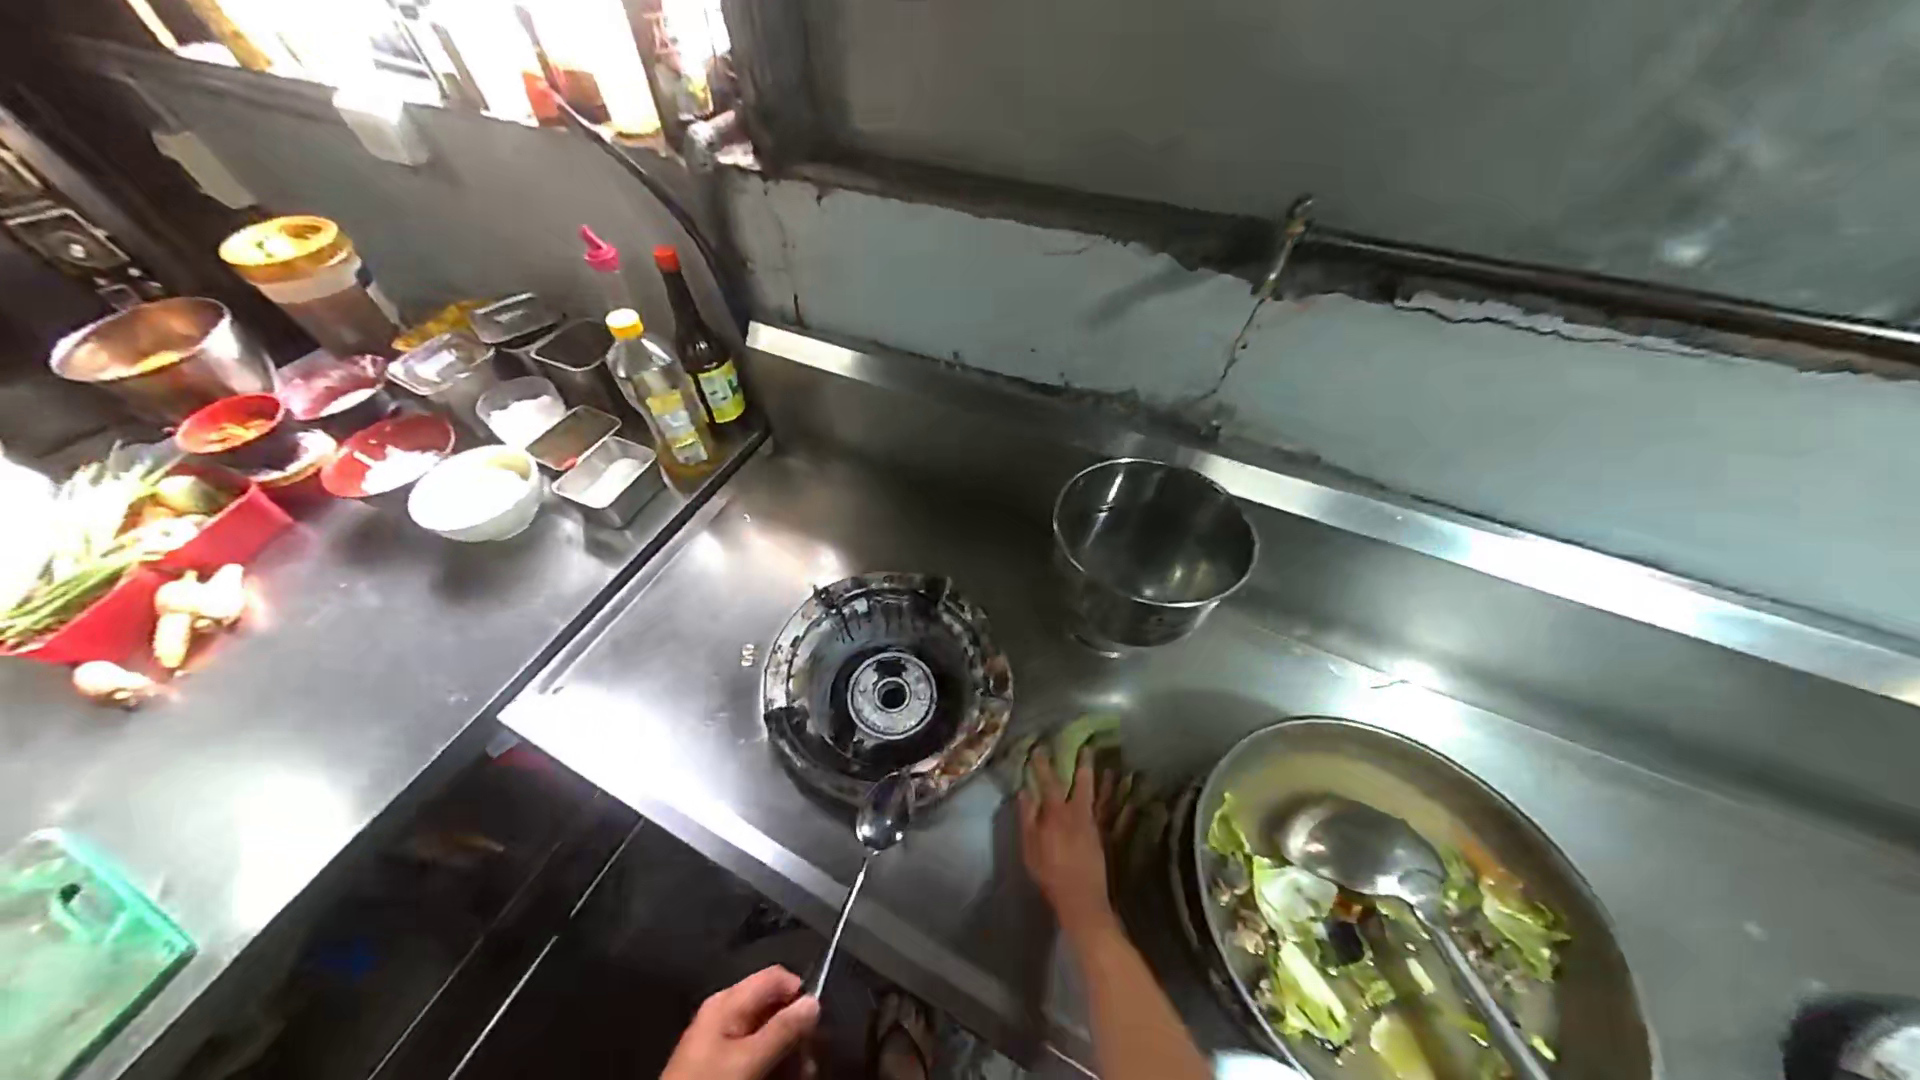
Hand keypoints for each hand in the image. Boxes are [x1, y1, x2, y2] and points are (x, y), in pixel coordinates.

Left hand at [660, 966, 820, 1079]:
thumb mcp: (747, 1062)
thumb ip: (782, 1030)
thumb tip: (814, 1001)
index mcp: (727, 1002)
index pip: (776, 978)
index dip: (800, 995)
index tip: (817, 1027)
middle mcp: (726, 1014)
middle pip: (774, 1007)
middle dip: (796, 1033)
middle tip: (810, 1063)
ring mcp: (722, 1042)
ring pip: (768, 1035)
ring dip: (788, 1054)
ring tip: (801, 1075)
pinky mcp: (721, 1066)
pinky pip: (756, 1055)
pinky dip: (773, 1065)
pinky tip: (783, 1078)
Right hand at [1019, 746, 1117, 942]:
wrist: (1081, 900)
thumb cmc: (1050, 874)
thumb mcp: (1030, 848)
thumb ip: (1028, 818)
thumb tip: (1025, 791)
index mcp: (1057, 814)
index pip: (1049, 782)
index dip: (1044, 765)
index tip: (1040, 748)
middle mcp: (1078, 813)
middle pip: (1082, 783)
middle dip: (1082, 764)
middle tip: (1085, 747)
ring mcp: (1094, 825)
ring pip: (1100, 795)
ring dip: (1102, 779)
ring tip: (1107, 766)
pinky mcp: (1104, 837)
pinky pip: (1113, 813)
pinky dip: (1117, 801)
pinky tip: (1124, 796)